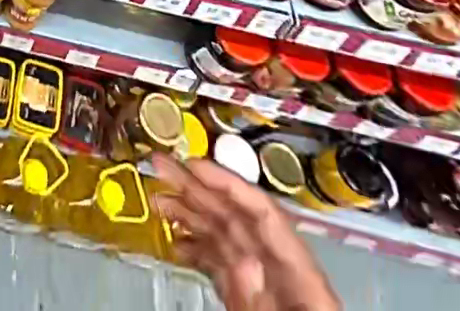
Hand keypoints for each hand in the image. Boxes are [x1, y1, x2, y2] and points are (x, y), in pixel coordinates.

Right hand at [152, 153, 339, 310]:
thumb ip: (259, 308)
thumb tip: (243, 262)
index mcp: (305, 285)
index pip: (266, 217)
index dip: (229, 184)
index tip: (190, 164)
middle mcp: (285, 278)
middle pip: (241, 221)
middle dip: (198, 190)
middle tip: (157, 165)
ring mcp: (268, 293)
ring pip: (227, 239)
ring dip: (190, 215)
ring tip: (154, 199)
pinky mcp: (252, 306)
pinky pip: (223, 266)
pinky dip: (197, 249)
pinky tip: (173, 241)